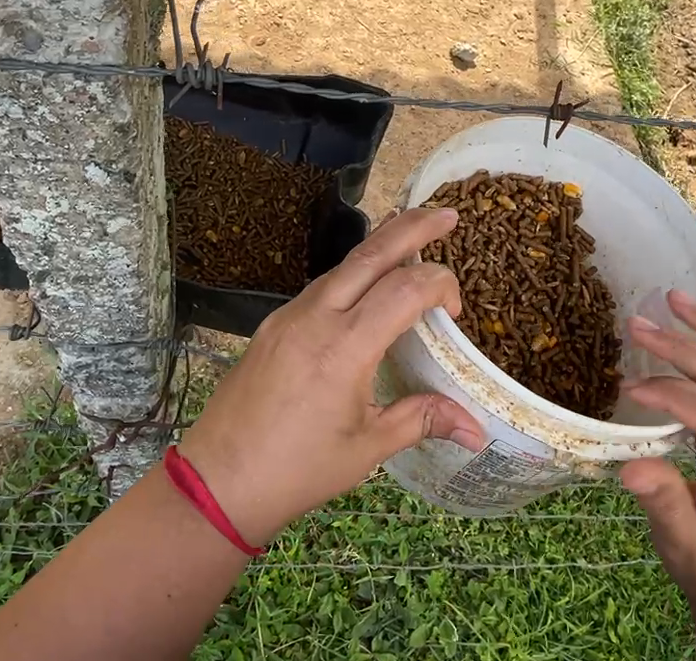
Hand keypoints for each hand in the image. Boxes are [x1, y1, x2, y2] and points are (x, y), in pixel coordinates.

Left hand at [176, 207, 486, 545]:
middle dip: (413, 226)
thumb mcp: (368, 448)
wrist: (218, 481)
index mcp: (344, 347)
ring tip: (412, 240)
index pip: (404, 289)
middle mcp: (315, 317)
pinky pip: (321, 286)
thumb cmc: (298, 470)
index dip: (439, 286)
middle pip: (371, 253)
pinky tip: (366, 288)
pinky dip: (353, 275)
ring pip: (343, 265)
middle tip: (447, 214)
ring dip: (380, 247)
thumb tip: (478, 429)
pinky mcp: (273, 324)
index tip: (455, 312)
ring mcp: (289, 315)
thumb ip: (422, 419)